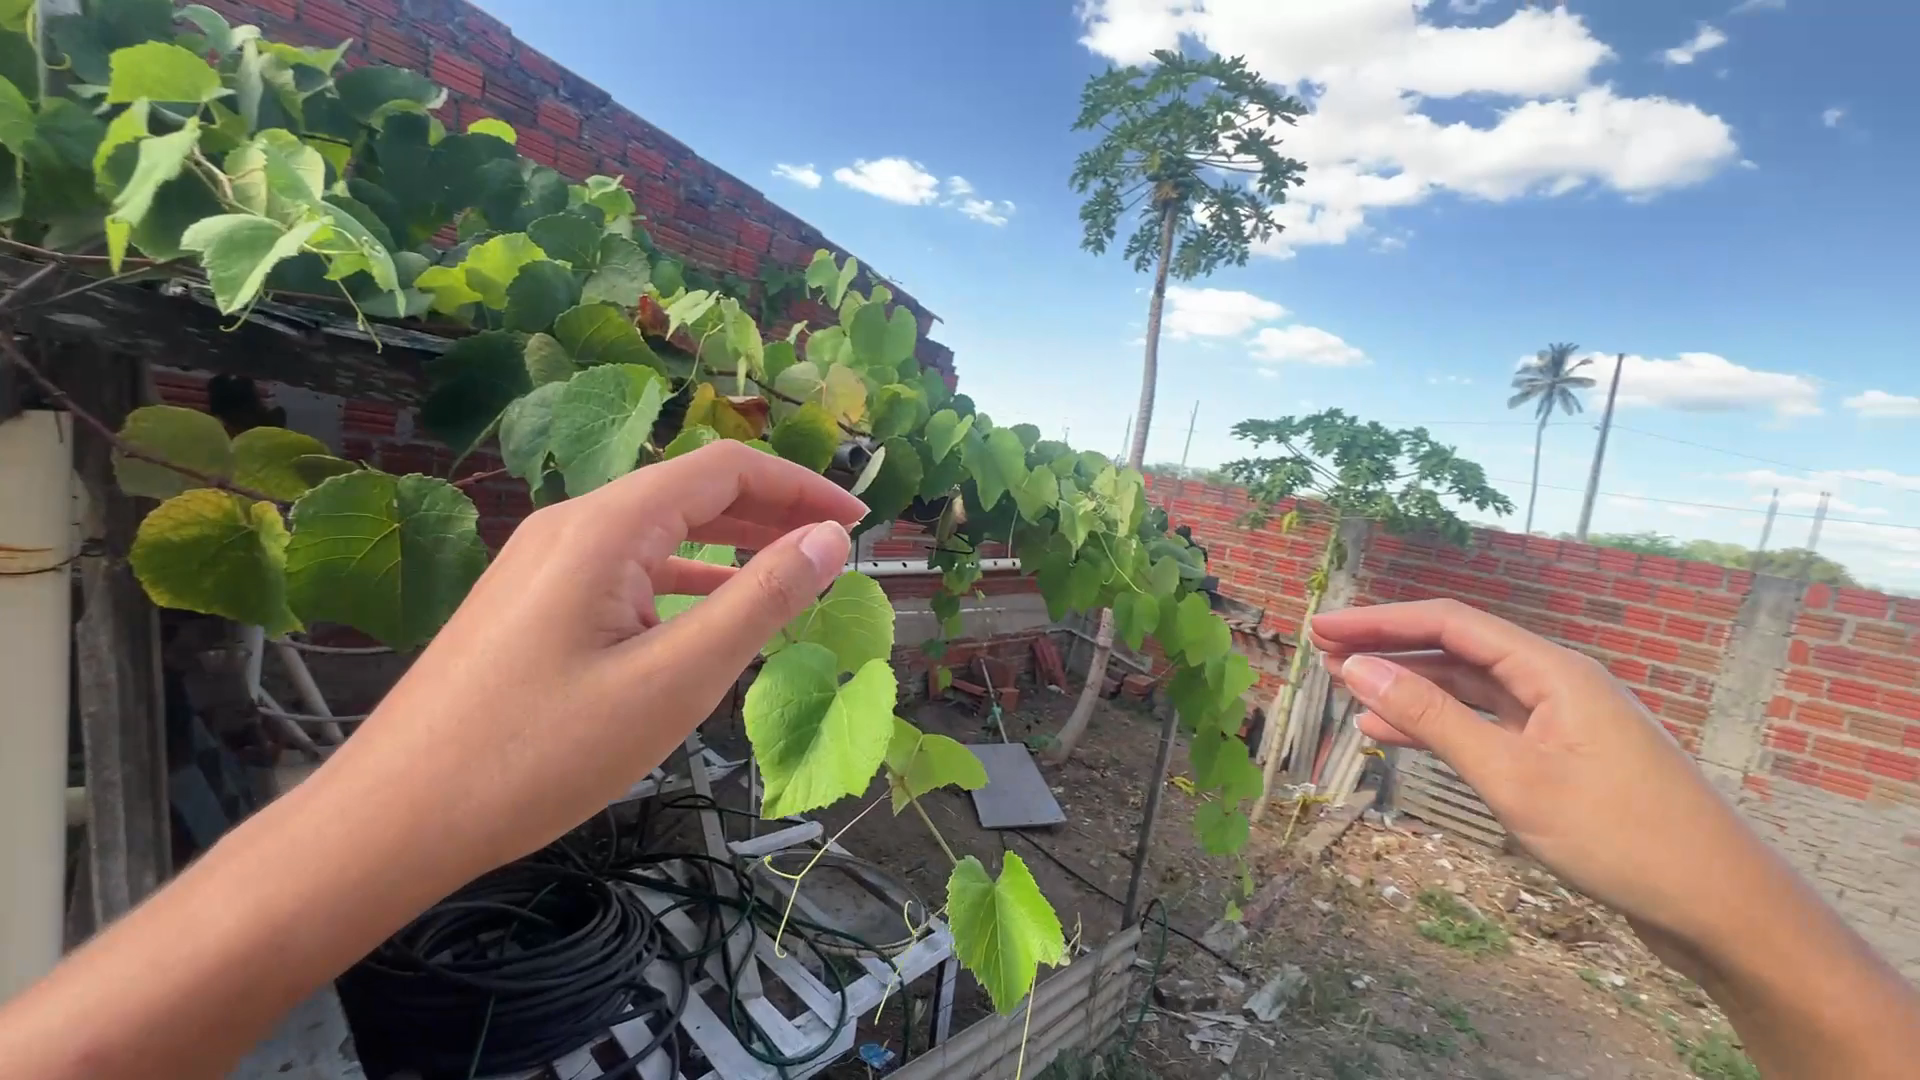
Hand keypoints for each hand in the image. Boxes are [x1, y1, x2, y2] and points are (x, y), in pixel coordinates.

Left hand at [315, 440, 867, 875]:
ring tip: (793, 572)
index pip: (728, 470)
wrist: (392, 821)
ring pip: (663, 533)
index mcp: (609, 526)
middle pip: (695, 492)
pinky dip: (689, 581)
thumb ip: (762, 600)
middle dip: (775, 511)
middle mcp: (575, 525)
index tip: (859, 519)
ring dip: (734, 545)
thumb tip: (831, 539)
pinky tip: (714, 613)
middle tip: (839, 546)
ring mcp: (549, 563)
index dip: (803, 486)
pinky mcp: (537, 602)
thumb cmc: (542, 752)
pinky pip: (632, 571)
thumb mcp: (675, 678)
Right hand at [1310, 599, 1774, 953]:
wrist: (1726, 914)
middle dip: (1387, 648)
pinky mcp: (1558, 755)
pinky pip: (1483, 724)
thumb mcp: (1510, 774)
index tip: (1322, 627)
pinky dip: (1437, 725)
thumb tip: (1358, 667)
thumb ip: (1430, 717)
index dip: (1378, 620)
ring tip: (1347, 689)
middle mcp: (1554, 682)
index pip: (1448, 622)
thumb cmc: (1621, 837)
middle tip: (1323, 652)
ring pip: (1465, 688)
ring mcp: (1558, 720)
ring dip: (1407, 687)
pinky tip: (1395, 734)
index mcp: (1552, 669)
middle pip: (1454, 649)